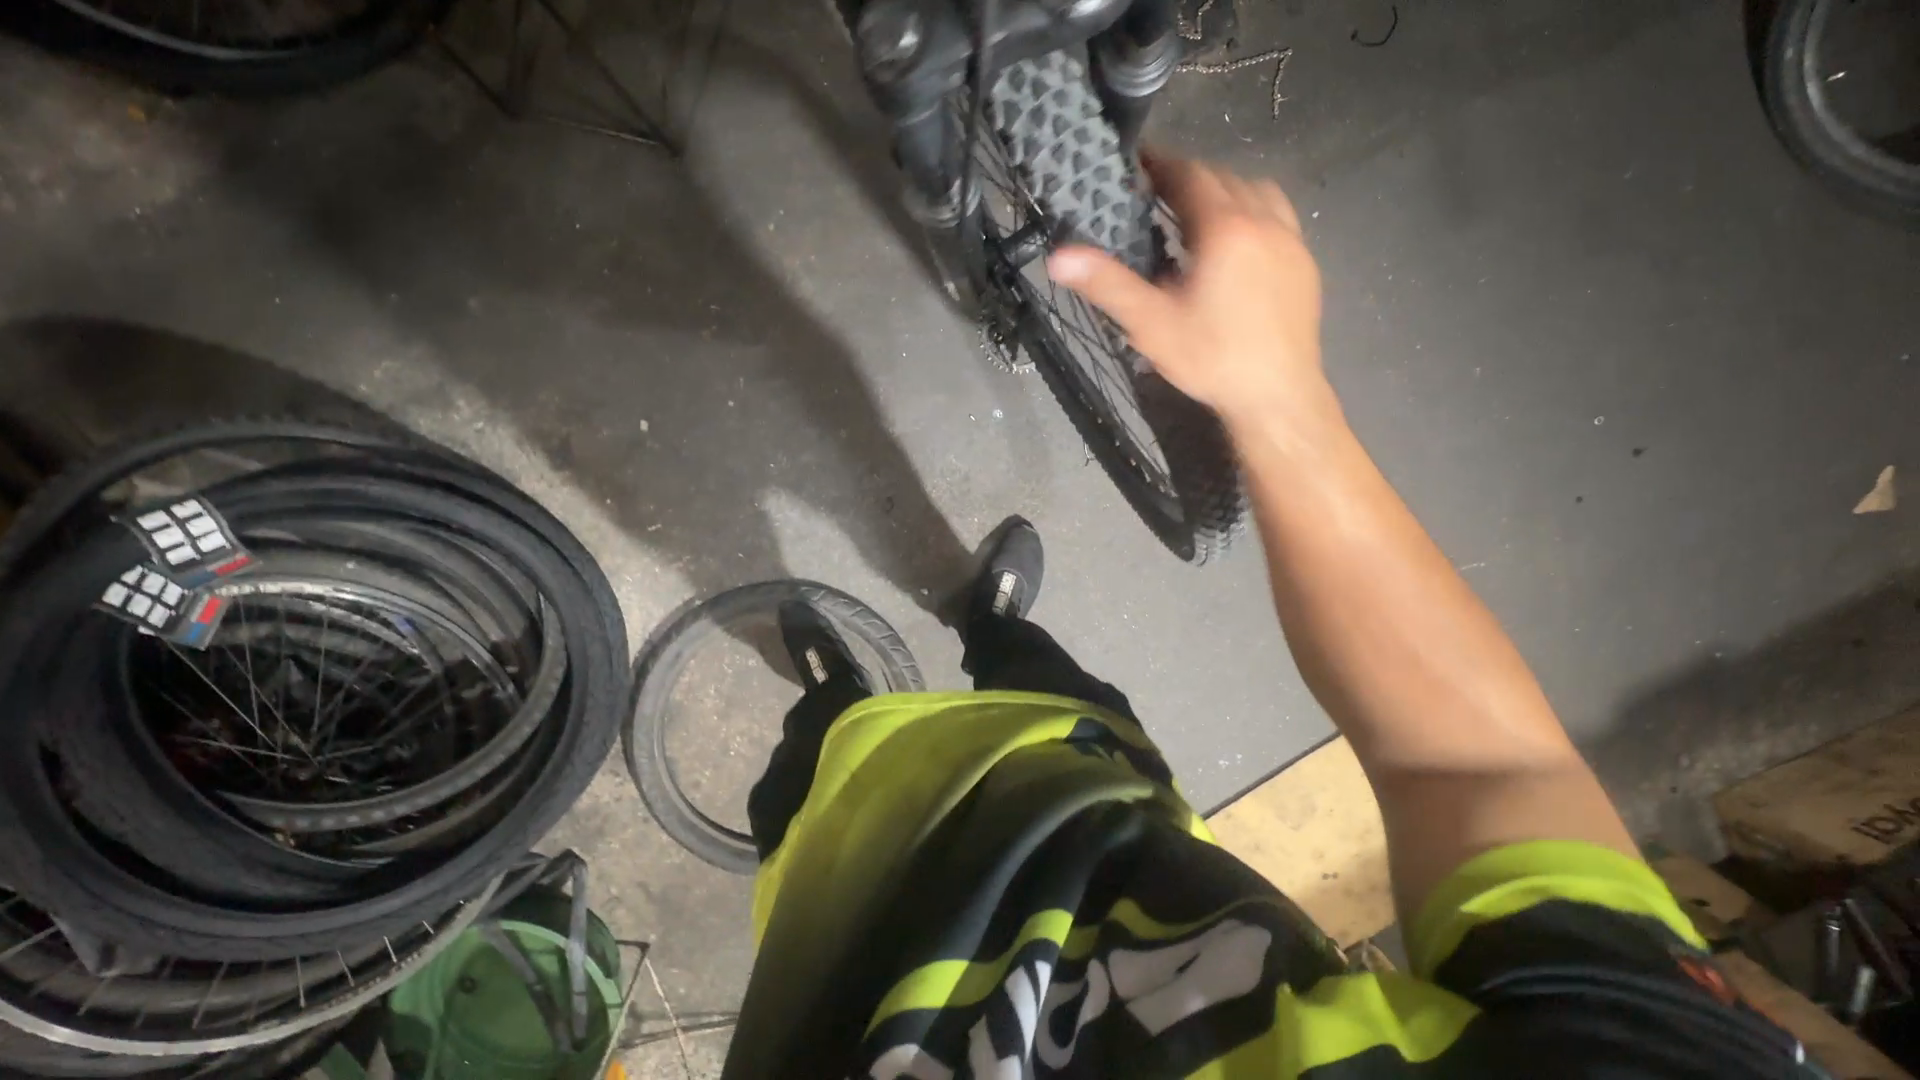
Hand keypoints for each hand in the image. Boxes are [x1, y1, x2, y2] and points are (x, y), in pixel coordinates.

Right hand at [1047, 151, 1331, 431]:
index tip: (1137, 165)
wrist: (1277, 396)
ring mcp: (1291, 241)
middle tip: (1157, 195)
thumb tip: (1058, 258)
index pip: (1190, 175)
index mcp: (1224, 229)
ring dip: (1224, 193)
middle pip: (1223, 179)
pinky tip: (1235, 245)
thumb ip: (1108, 285)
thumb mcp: (1151, 324)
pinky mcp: (1305, 263)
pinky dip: (1252, 215)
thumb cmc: (1211, 359)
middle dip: (1189, 180)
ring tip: (1196, 216)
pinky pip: (1278, 218)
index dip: (1162, 165)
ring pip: (1256, 193)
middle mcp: (1263, 222)